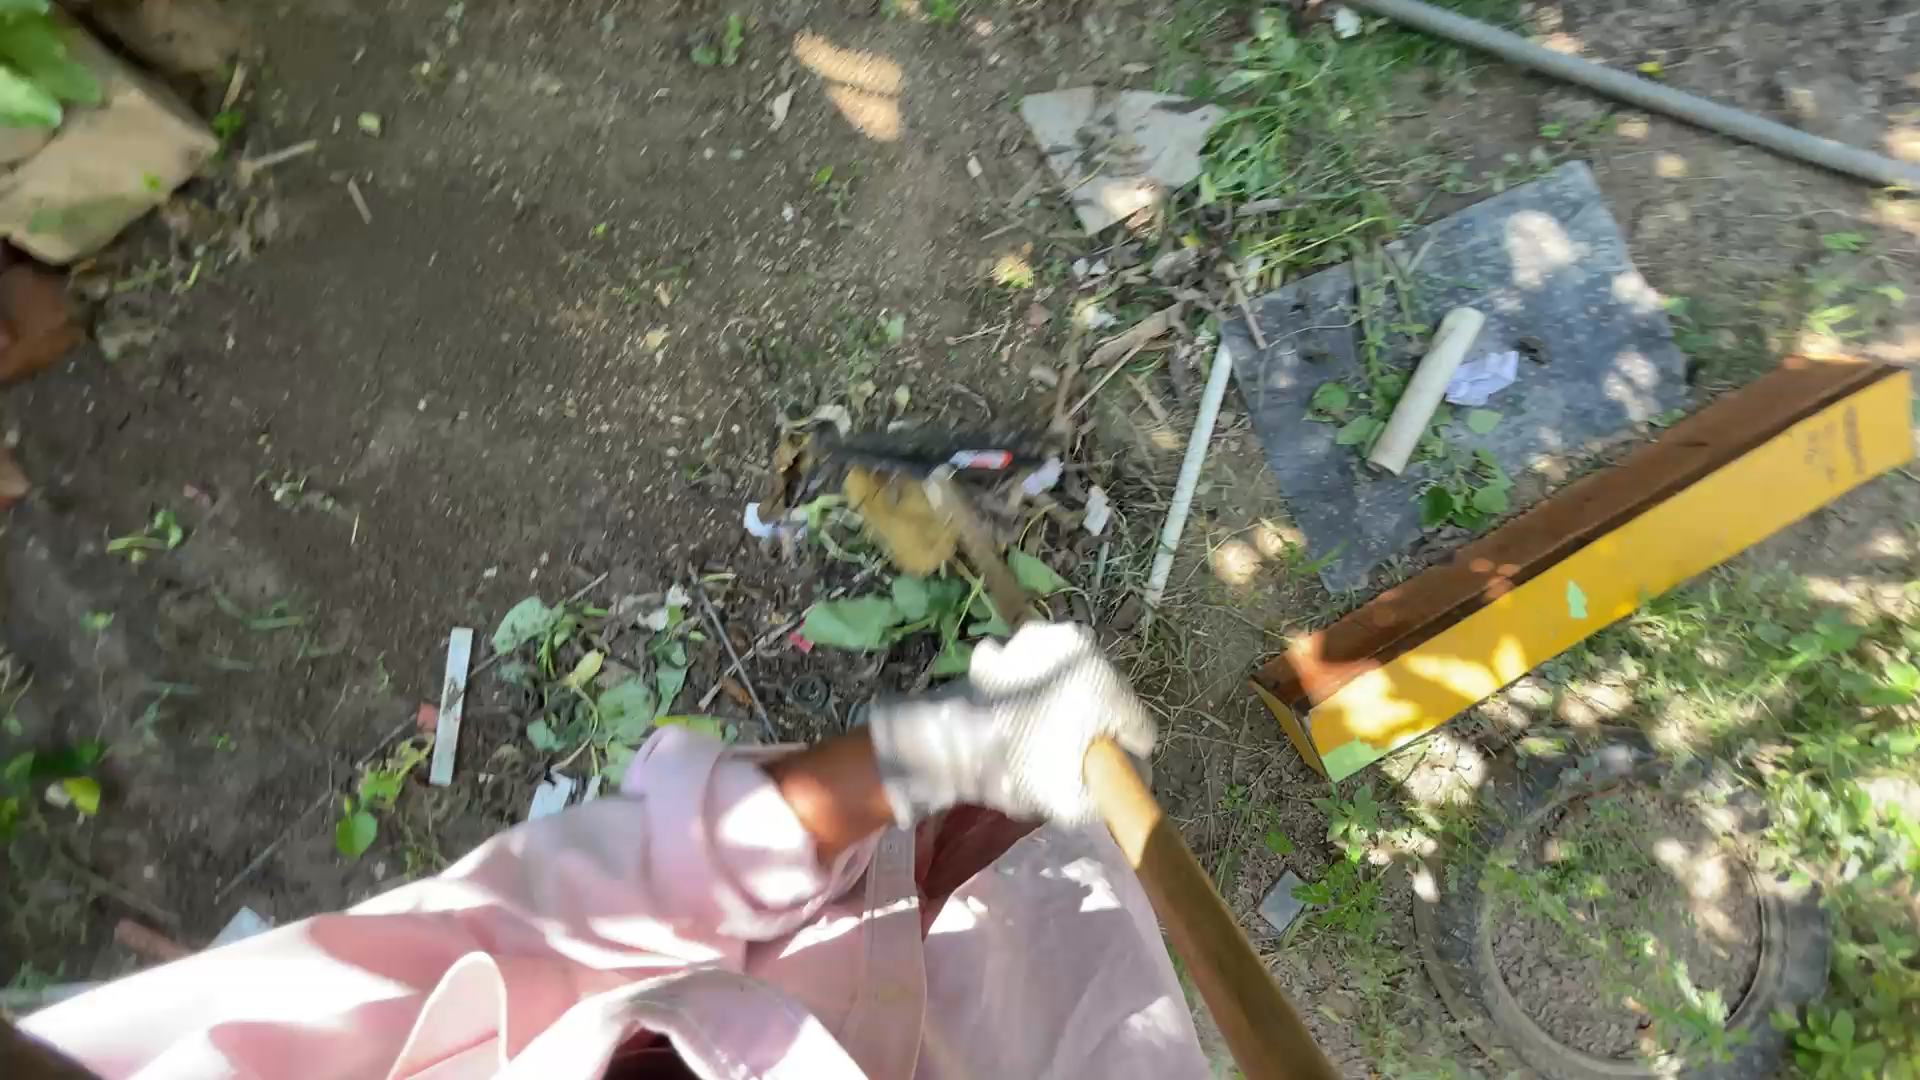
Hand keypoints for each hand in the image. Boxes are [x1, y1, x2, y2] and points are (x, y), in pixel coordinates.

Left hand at [866, 622, 1156, 824]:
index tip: (1095, 767)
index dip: (1121, 754)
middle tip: (1063, 747)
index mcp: (1106, 684)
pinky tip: (1014, 706)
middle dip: (1094, 720)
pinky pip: (1036, 664)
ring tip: (1036, 726)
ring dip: (1066, 697)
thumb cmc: (1019, 770)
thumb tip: (1132, 773)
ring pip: (1075, 676)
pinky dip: (1032, 682)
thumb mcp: (1075, 802)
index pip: (1138, 729)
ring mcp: (1043, 637)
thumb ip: (1115, 790)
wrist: (951, 742)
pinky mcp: (1013, 639)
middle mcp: (1082, 646)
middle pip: (1108, 697)